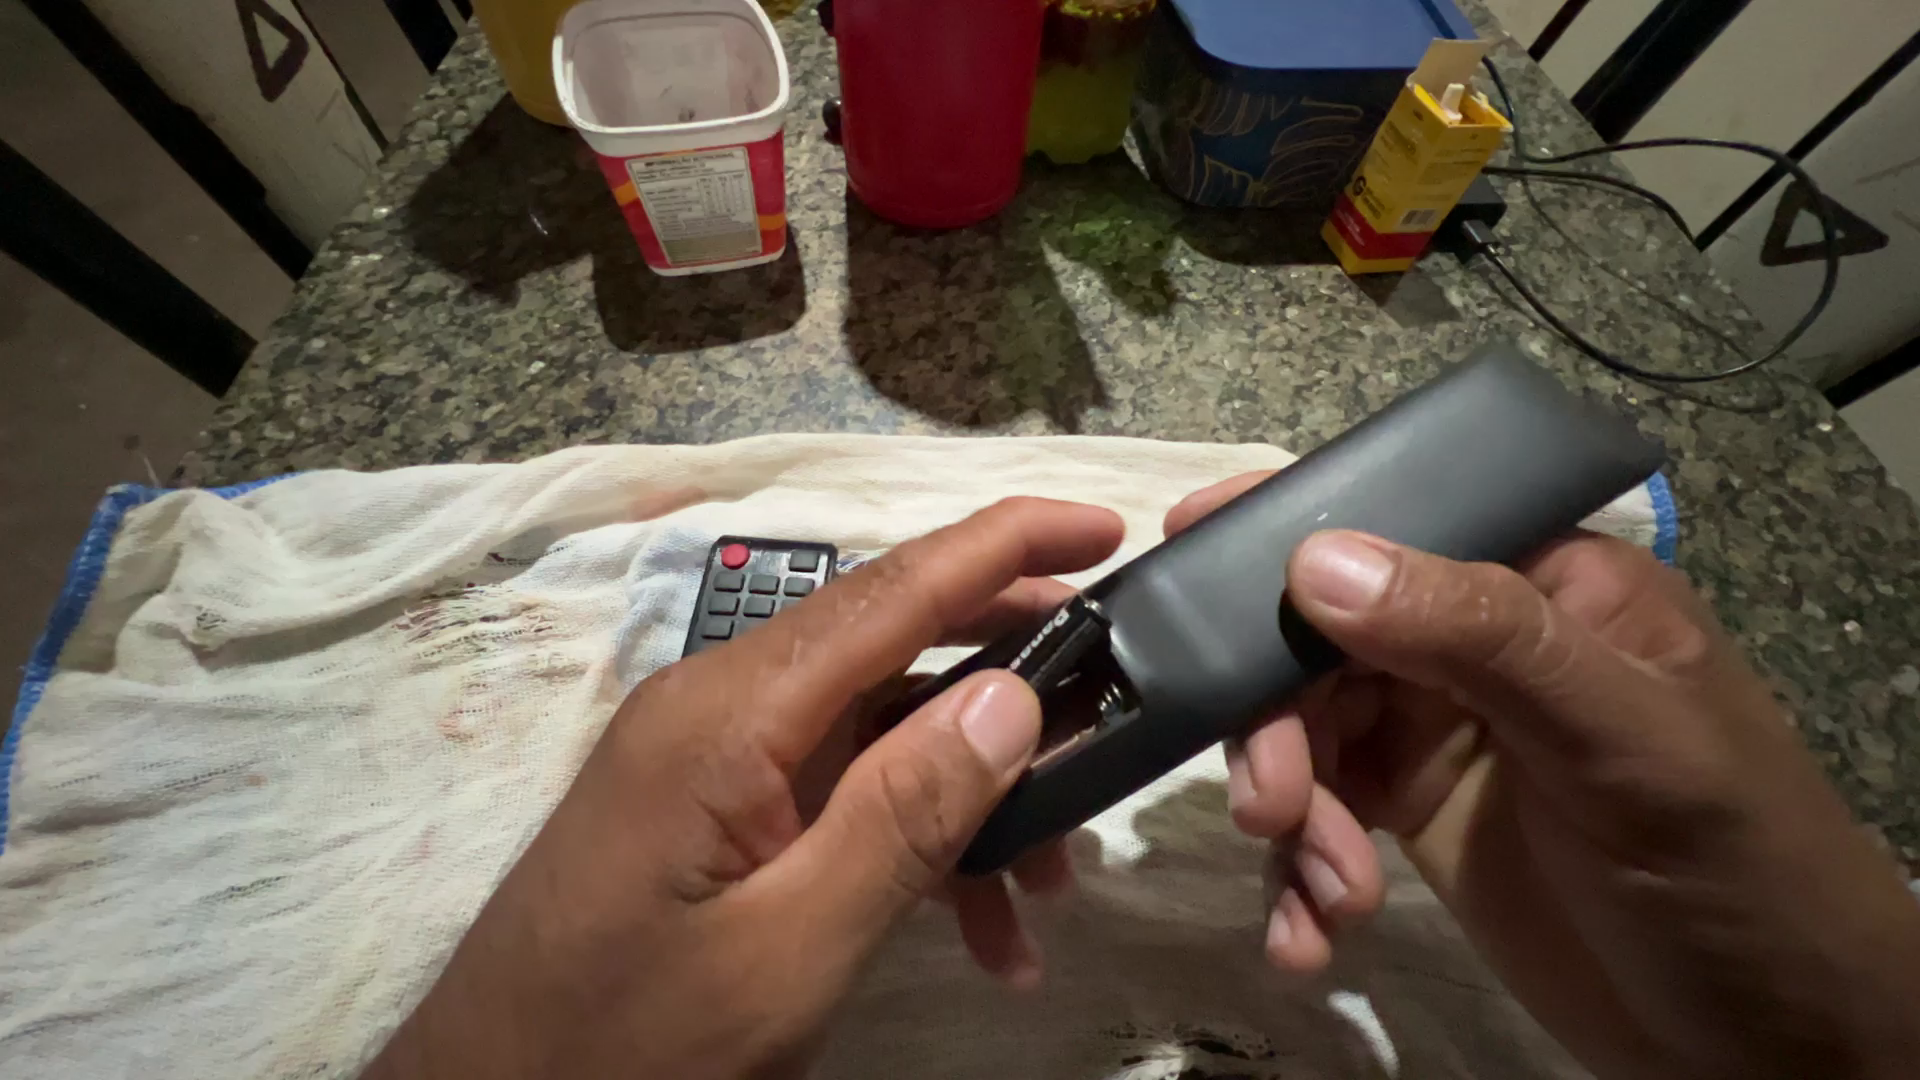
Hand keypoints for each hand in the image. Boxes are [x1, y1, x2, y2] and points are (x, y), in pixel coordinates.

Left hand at [363, 498, 1122, 1079]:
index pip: (896, 590)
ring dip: (973, 784)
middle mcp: (732, 700)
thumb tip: (1009, 699)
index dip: (1006, 543)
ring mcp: (731, 749)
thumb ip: (902, 818)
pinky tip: (976, 919)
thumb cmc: (627, 1045)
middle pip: (899, 638)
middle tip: (1100, 670)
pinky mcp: (734, 798)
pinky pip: (849, 783)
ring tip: (1051, 875)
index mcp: (735, 709)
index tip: (1098, 525)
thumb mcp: (787, 950)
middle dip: (1008, 650)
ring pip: (886, 724)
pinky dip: (920, 832)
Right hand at [1169, 472, 1919, 1079]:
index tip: (1185, 540)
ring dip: (1288, 814)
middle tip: (1267, 807)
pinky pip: (1306, 809)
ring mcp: (1414, 720)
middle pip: (1308, 645)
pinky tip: (1309, 930)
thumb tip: (1315, 562)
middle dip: (1272, 727)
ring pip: (1291, 730)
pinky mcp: (1389, 800)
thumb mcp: (1620, 741)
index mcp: (1521, 584)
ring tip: (1326, 894)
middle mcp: (1453, 641)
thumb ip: (1476, 637)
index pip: (1381, 525)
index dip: (1276, 526)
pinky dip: (1295, 869)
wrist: (1764, 1052)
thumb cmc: (1733, 873)